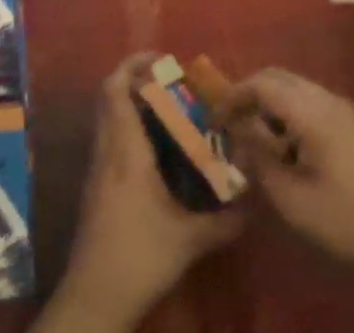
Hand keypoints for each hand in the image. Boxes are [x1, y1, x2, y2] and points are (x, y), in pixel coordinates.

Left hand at [48, 54, 244, 330]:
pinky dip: (130, 128)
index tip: (163, 59)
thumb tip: (257, 200)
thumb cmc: (140, 256)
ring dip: (133, 104)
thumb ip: (227, 219)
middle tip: (174, 82)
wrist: (96, 294)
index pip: (116, 90)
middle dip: (137, 80)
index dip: (133, 65)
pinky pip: (110, 139)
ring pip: (108, 118)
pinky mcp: (96, 186)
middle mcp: (106, 151)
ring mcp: (97, 168)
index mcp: (125, 151)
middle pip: (109, 97)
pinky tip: (159, 149)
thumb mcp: (191, 239)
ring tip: (172, 110)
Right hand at [232, 68, 353, 291]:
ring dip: (268, 104)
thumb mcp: (292, 198)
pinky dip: (287, 113)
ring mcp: (344, 110)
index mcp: (312, 112)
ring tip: (252, 138)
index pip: (260, 83)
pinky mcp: (353, 125)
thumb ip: (259, 159)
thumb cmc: (347, 220)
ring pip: (294, 88)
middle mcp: (328, 100)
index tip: (212, 120)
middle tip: (227, 124)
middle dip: (248, 95)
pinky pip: (310, 102)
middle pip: (277, 77)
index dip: (231, 97)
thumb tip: (236, 135)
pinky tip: (283, 147)